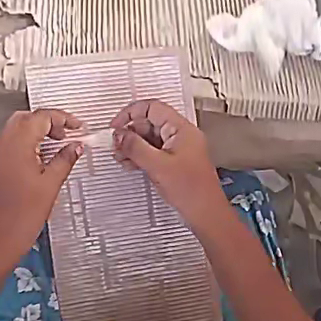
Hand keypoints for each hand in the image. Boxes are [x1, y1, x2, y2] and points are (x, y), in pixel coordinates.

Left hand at [0, 109, 81, 257]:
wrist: (2, 237)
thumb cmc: (24, 215)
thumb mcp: (51, 184)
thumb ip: (65, 159)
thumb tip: (75, 146)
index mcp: (17, 147)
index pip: (40, 118)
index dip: (62, 118)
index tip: (76, 126)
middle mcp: (1, 148)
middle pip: (25, 119)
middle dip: (47, 122)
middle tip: (65, 134)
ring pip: (14, 132)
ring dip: (35, 134)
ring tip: (54, 149)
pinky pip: (7, 148)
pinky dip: (24, 147)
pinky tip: (37, 162)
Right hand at [112, 100, 228, 230]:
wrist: (205, 212)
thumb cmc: (192, 190)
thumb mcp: (157, 165)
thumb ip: (135, 147)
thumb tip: (120, 134)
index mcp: (181, 129)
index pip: (152, 108)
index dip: (131, 113)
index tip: (116, 125)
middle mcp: (181, 136)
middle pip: (149, 123)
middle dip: (129, 132)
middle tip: (116, 144)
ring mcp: (178, 149)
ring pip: (149, 138)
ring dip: (132, 145)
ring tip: (120, 155)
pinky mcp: (174, 162)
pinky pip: (153, 152)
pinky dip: (140, 156)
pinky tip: (131, 163)